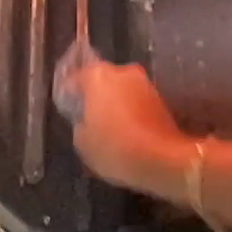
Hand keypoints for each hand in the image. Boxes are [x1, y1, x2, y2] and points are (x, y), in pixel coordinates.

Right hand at [56, 51, 187, 193]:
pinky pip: (136, 102)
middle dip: (94, 95)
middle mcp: (122, 72)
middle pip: (101, 80)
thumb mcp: (82, 142)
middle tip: (88, 116)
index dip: (69, 94)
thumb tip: (85, 119)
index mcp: (97, 76)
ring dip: (114, 103)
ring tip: (108, 127)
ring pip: (121, 90)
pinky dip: (130, 112)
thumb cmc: (115, 147)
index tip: (67, 107)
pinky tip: (126, 130)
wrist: (163, 159)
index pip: (74, 78)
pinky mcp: (161, 99)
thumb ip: (79, 123)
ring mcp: (145, 83)